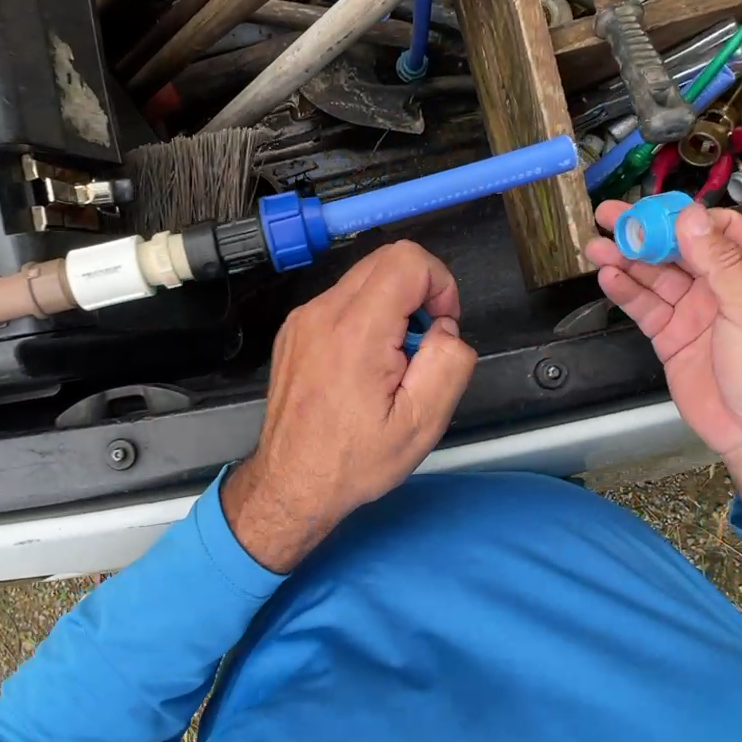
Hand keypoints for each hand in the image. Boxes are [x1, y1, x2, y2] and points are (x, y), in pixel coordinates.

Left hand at [223, 241, 476, 571]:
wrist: (293, 483)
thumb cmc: (352, 461)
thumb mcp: (422, 423)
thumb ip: (449, 362)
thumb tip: (446, 328)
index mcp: (355, 332)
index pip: (408, 260)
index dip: (439, 285)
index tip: (440, 327)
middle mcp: (322, 314)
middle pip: (386, 259)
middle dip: (419, 291)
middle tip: (420, 344)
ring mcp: (303, 319)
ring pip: (364, 278)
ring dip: (392, 306)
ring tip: (391, 361)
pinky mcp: (295, 330)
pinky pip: (342, 300)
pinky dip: (366, 317)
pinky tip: (366, 365)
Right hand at [584, 199, 741, 532]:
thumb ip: (722, 262)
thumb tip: (692, 218)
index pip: (720, 231)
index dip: (686, 217)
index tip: (653, 208)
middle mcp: (724, 289)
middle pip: (679, 250)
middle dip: (645, 232)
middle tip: (611, 217)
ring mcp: (695, 313)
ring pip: (656, 277)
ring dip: (627, 260)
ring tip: (597, 246)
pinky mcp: (672, 338)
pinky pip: (645, 308)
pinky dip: (625, 292)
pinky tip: (608, 277)